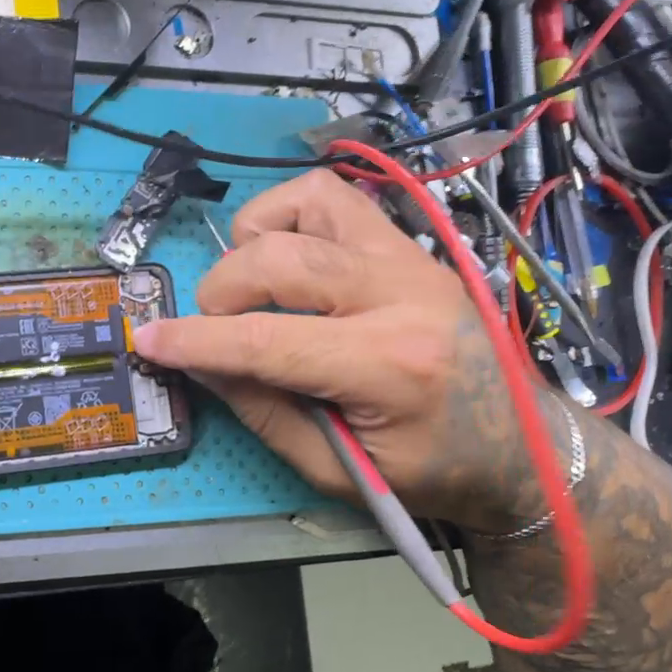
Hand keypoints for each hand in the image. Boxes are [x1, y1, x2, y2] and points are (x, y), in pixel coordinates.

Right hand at [132, 169, 544, 531]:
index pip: (265, 340)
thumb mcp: (335, 468)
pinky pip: (333, 199)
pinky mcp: (410, 245)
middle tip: (216, 331)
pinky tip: (284, 258)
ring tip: (253, 285)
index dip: (194, 341)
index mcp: (391, 366)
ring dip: (256, 240)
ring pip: (307, 203)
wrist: (526, 449)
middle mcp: (404, 295)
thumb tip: (199, 361)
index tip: (146, 341)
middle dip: (219, 293)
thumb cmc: (430, 472)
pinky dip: (288, 216)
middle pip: (277, 259)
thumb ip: (261, 410)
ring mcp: (411, 259)